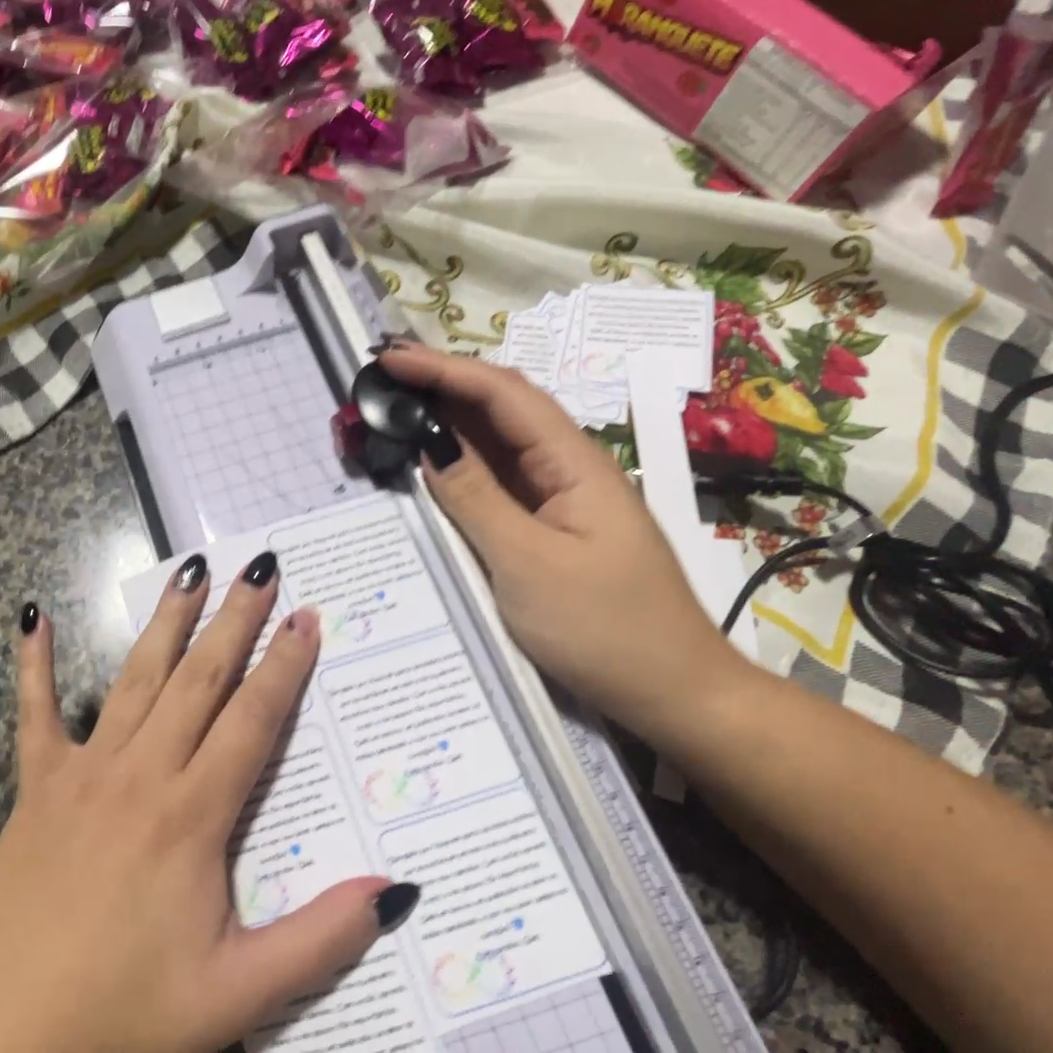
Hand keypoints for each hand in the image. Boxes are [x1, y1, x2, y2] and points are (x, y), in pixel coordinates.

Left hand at [0, 556, 419, 1052]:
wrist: (2, 1032)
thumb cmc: (122, 1014)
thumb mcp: (237, 994)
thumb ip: (319, 940)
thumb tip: (397, 889)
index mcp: (191, 816)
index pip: (252, 722)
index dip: (285, 667)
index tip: (307, 617)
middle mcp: (139, 775)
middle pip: (198, 680)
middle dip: (234, 620)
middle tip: (259, 567)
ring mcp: (82, 774)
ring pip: (134, 679)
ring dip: (166, 623)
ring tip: (189, 571)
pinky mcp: (36, 788)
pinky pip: (34, 713)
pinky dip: (33, 662)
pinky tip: (31, 613)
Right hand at [380, 346, 748, 738]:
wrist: (671, 692)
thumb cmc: (603, 628)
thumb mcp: (527, 564)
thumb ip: (475, 499)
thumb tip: (429, 444)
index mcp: (575, 464)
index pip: (505, 395)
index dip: (446, 369)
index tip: (390, 359)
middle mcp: (569, 470)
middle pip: (503, 410)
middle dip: (443, 385)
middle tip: (381, 377)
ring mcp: (561, 501)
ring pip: (499, 447)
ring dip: (448, 422)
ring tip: (393, 408)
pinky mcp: (550, 531)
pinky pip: (499, 486)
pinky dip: (460, 468)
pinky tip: (430, 466)